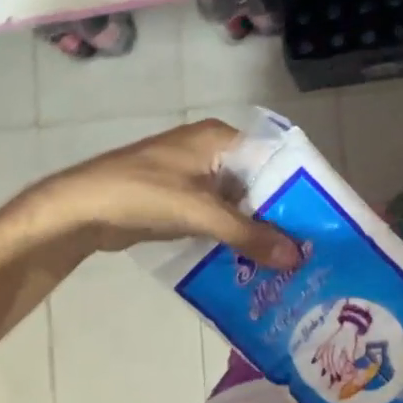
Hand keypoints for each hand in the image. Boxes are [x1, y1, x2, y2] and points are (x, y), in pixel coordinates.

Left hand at [28, 120, 299, 267]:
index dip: (298, 188)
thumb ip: (249, 234)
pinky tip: (252, 264)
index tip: (322, 220)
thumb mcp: (201, 213)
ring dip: (256, 230)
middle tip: (309, 250)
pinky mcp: (180, 200)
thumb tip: (296, 257)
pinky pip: (218, 217)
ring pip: (238, 203)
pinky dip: (232, 236)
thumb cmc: (142, 194)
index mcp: (219, 138)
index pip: (274, 158)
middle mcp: (211, 152)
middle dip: (280, 215)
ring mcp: (194, 177)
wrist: (80, 209)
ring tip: (288, 263)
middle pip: (258, 183)